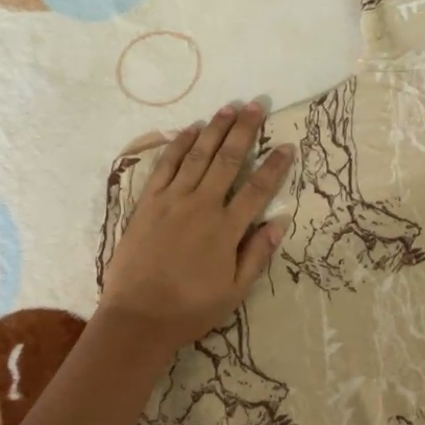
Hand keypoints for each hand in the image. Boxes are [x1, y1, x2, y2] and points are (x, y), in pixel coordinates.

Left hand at [99, 102, 294, 351]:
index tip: (287, 145)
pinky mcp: (148, 201)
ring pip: (198, 155)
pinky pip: (166, 165)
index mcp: (225, 229)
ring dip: (215, 128)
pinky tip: (191, 129)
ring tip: (229, 107)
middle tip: (257, 105)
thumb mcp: (233, 293)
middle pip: (228, 159)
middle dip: (244, 130)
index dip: (274, 166)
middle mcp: (202, 206)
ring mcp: (173, 200)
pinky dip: (179, 144)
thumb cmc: (189, 310)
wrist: (136, 319)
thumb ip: (257, 255)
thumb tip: (280, 221)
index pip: (257, 189)